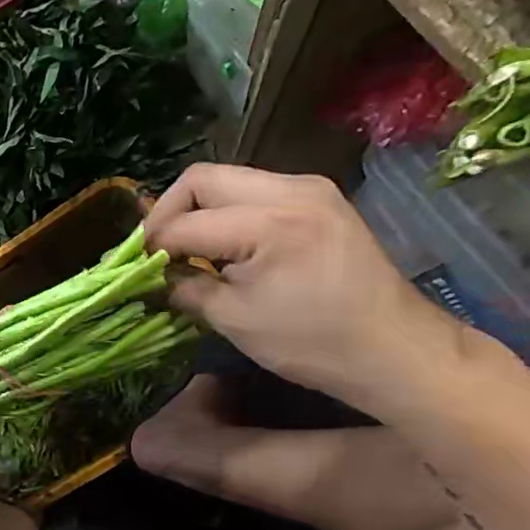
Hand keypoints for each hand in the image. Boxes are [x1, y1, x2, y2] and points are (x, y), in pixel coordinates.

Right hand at [144, 164, 469, 411]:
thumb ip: (185, 287)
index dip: (151, 245)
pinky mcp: (320, 198)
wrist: (397, 350)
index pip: (186, 223)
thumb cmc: (313, 344)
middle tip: (154, 248)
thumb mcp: (234, 320)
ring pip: (228, 179)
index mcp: (269, 222)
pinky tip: (224, 243)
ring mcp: (309, 189)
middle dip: (168, 211)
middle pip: (202, 179)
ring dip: (198, 209)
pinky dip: (227, 211)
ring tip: (185, 246)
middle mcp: (290, 190)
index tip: (133, 267)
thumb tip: (152, 275)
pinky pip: (255, 190)